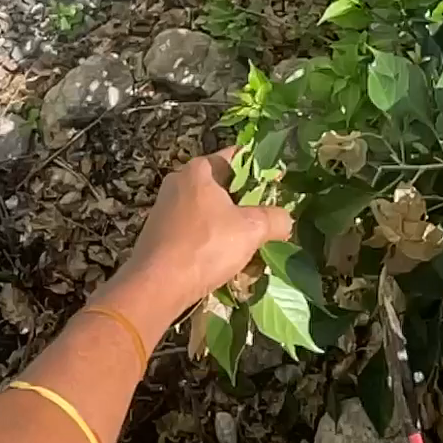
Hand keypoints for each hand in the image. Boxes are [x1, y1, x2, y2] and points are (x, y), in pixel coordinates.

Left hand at [110, 149, 292, 319]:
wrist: (155, 286)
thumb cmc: (205, 246)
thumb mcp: (251, 230)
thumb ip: (275, 219)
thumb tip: (286, 220)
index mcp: (199, 169)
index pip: (236, 156)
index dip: (260, 167)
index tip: (278, 180)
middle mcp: (179, 181)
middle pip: (222, 185)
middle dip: (245, 201)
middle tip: (268, 215)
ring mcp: (165, 208)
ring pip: (208, 210)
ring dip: (228, 224)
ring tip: (249, 243)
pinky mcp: (159, 234)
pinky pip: (193, 230)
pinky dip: (210, 240)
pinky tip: (224, 260)